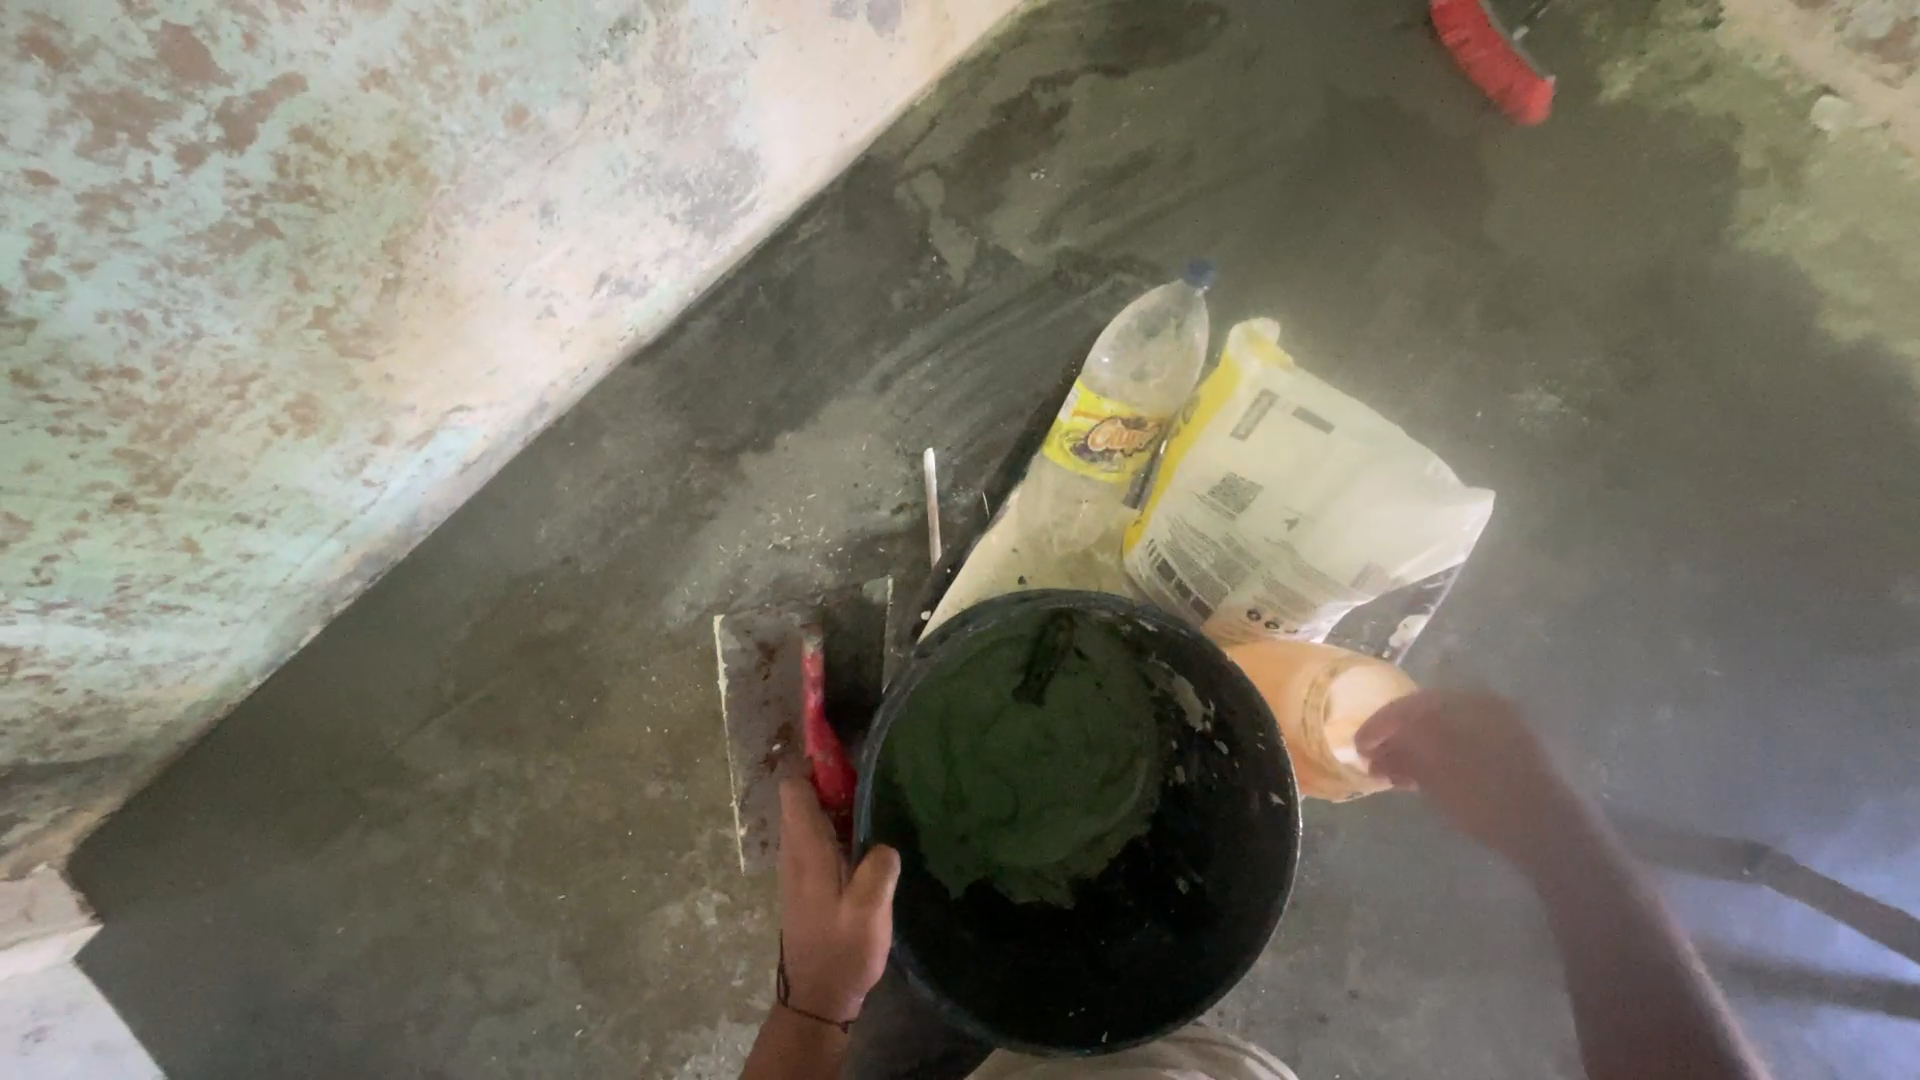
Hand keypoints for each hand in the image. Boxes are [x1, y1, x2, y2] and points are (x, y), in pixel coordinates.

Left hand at [778, 777, 899, 1023]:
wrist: (816, 997)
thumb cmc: (842, 951)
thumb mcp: (870, 910)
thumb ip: (879, 867)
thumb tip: (884, 843)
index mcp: (806, 848)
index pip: (794, 787)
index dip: (815, 764)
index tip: (846, 756)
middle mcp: (795, 851)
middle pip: (802, 797)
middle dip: (831, 780)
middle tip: (871, 778)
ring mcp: (798, 867)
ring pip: (810, 816)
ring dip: (836, 804)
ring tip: (874, 804)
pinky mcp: (806, 881)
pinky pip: (817, 836)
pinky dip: (837, 826)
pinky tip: (867, 840)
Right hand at [1355, 690, 1588, 873]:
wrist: (1556, 838)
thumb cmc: (1488, 797)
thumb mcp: (1435, 771)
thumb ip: (1404, 746)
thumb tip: (1382, 739)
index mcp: (1470, 701)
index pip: (1408, 706)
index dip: (1376, 726)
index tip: (1355, 748)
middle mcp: (1489, 708)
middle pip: (1428, 717)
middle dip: (1396, 739)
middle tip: (1372, 762)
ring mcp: (1507, 731)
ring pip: (1447, 733)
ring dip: (1416, 751)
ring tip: (1393, 776)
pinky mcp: (1518, 756)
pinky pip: (1466, 747)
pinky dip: (1441, 760)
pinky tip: (1424, 780)